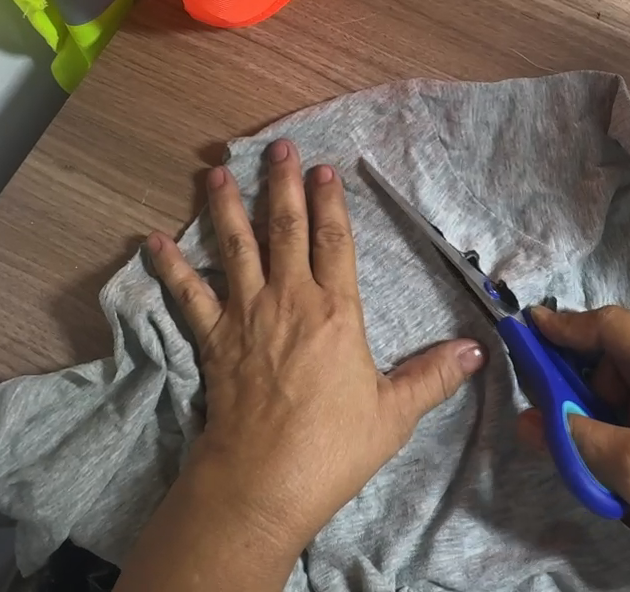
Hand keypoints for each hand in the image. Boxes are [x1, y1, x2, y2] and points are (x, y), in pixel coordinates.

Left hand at [116, 140, 486, 591]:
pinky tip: (151, 242)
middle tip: (278, 147)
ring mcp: (246, 314)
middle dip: (283, 185)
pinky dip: (170, 268)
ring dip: (227, 207)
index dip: (330, 201)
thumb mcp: (393, 413)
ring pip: (236, 247)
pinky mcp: (213, 338)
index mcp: (335, 310)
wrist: (263, 482)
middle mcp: (289, 299)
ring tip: (215, 172)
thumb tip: (477, 352)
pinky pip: (188, 295)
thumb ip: (432, 376)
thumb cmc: (332, 447)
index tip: (324, 167)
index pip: (334, 241)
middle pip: (286, 229)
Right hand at [519, 307, 629, 591]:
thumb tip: (529, 419)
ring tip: (584, 448)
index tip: (521, 329)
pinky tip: (613, 455)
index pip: (612, 326)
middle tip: (547, 412)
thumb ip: (575, 434)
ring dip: (603, 411)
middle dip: (582, 384)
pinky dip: (626, 425)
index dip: (562, 328)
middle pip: (620, 355)